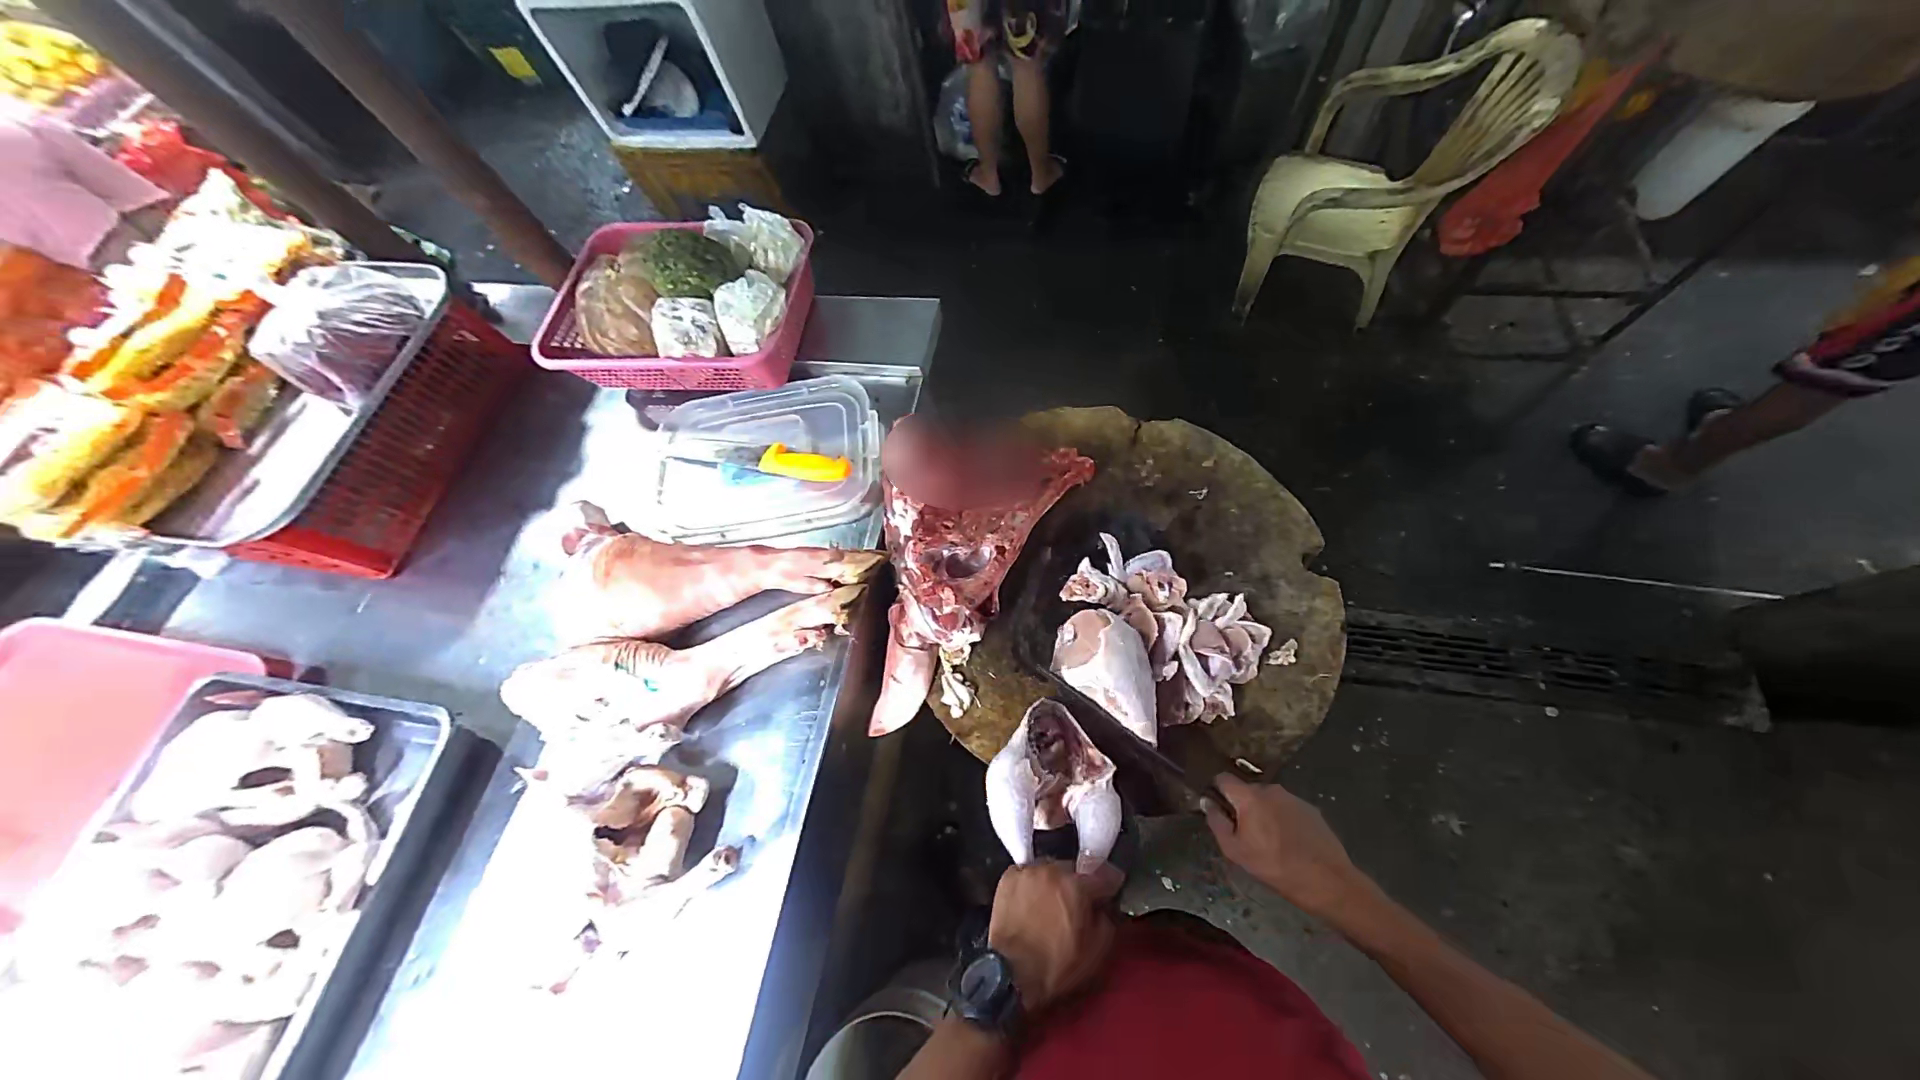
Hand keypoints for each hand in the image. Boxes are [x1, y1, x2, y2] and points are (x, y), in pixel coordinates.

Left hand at [987, 860, 1122, 1015]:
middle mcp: (1053, 871)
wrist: (1013, 973)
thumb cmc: (1056, 966)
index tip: (1110, 892)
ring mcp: (1029, 872)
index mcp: (1078, 887)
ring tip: (1051, 905)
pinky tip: (1031, 903)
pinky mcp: (1008, 877)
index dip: (1110, 885)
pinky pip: (1028, 874)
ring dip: (1054, 883)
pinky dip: (1032, 884)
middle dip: (1078, 885)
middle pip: (1074, 870)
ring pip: (1049, 869)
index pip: (1104, 874)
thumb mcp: (1096, 952)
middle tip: (1075, 906)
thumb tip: (1105, 907)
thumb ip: (1108, 920)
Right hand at [1206, 774, 1368, 918]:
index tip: (1219, 808)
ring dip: (1265, 813)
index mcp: (1249, 796)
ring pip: (1269, 800)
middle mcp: (1271, 789)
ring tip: (1271, 841)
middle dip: (1243, 806)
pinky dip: (1284, 820)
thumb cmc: (1274, 866)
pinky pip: (1288, 809)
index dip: (1217, 790)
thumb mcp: (1235, 850)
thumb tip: (1208, 803)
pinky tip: (1291, 842)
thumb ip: (1217, 822)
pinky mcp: (1312, 809)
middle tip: (1247, 833)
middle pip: (1248, 791)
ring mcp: (1294, 798)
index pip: (1223, 778)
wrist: (1328, 881)